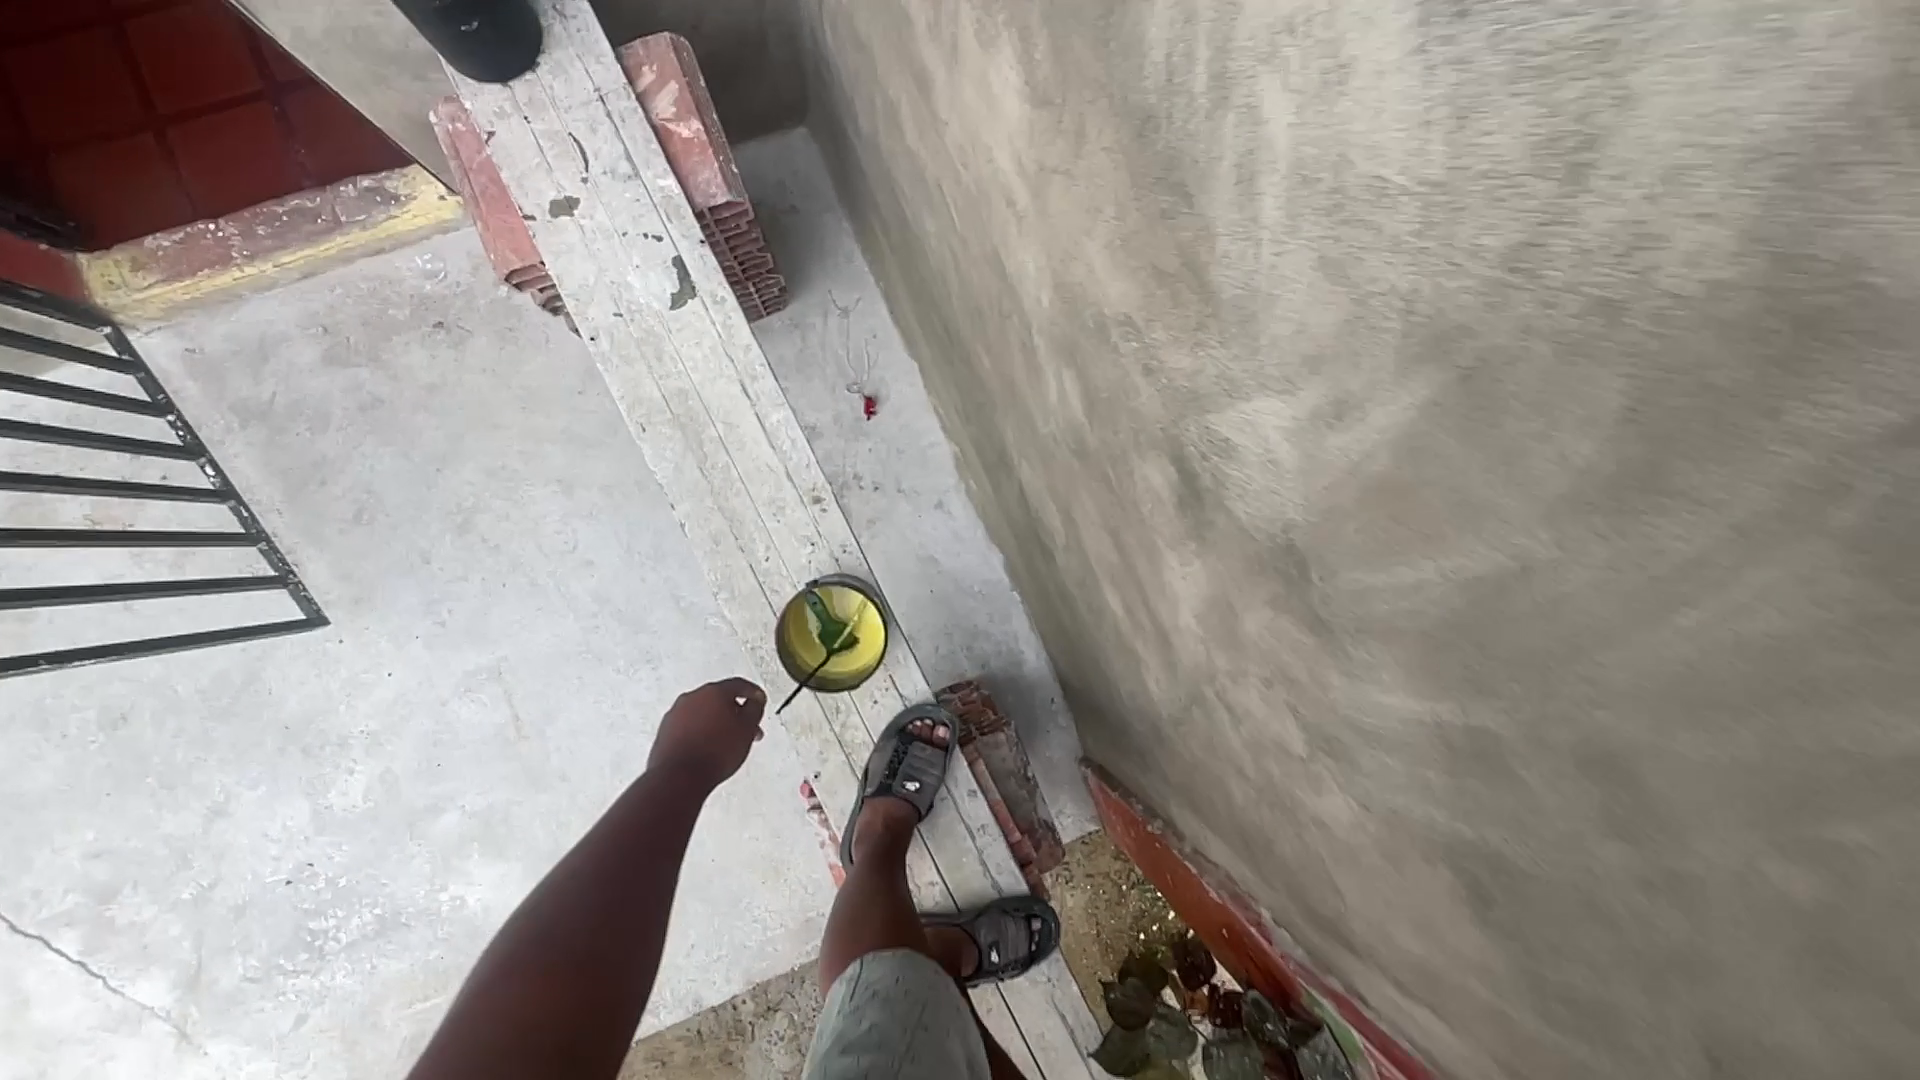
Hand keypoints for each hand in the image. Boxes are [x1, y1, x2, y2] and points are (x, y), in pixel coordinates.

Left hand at [646, 678, 767, 792]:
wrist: (681, 777)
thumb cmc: (714, 752)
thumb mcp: (747, 728)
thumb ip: (754, 709)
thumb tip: (755, 701)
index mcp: (714, 691)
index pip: (738, 685)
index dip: (753, 693)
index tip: (758, 700)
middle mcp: (692, 698)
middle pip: (719, 699)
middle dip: (734, 712)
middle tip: (746, 727)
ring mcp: (676, 714)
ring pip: (702, 713)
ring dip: (717, 723)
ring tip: (728, 743)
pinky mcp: (665, 732)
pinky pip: (688, 726)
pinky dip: (700, 733)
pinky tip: (708, 749)